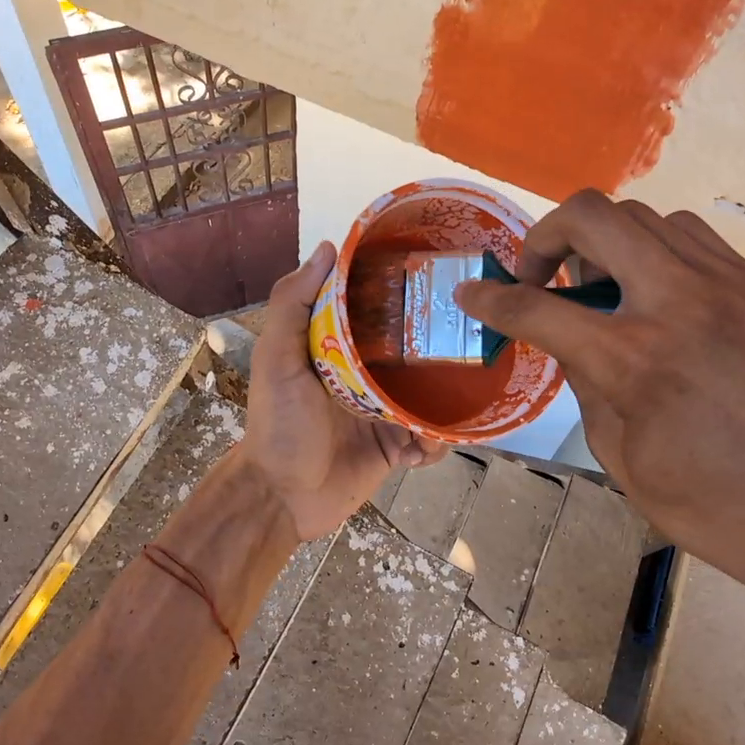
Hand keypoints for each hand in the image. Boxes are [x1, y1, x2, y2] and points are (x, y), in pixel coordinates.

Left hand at [237, 242, 448, 539]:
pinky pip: (430, 439)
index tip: (432, 276)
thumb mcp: (277, 358)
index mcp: (337, 349)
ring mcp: (383, 412)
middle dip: (438, 346)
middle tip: (467, 335)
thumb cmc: (278, 423)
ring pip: (429, 395)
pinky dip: (436, 441)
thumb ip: (292, 304)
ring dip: (445, 398)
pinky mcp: (396, 448)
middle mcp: (364, 375)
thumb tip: (329, 248)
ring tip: (460, 394)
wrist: (283, 496)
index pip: (375, 311)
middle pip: (411, 351)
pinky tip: (430, 441)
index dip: (400, 294)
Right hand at [454, 191, 744, 611]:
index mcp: (634, 359)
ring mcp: (730, 286)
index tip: (471, 294)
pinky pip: (696, 240)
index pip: (537, 307)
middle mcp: (679, 302)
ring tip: (606, 287)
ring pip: (648, 217)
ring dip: (608, 241)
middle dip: (546, 236)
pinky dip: (659, 252)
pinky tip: (659, 296)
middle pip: (593, 217)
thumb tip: (574, 341)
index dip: (491, 299)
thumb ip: (587, 382)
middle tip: (541, 274)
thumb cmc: (714, 506)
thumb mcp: (621, 454)